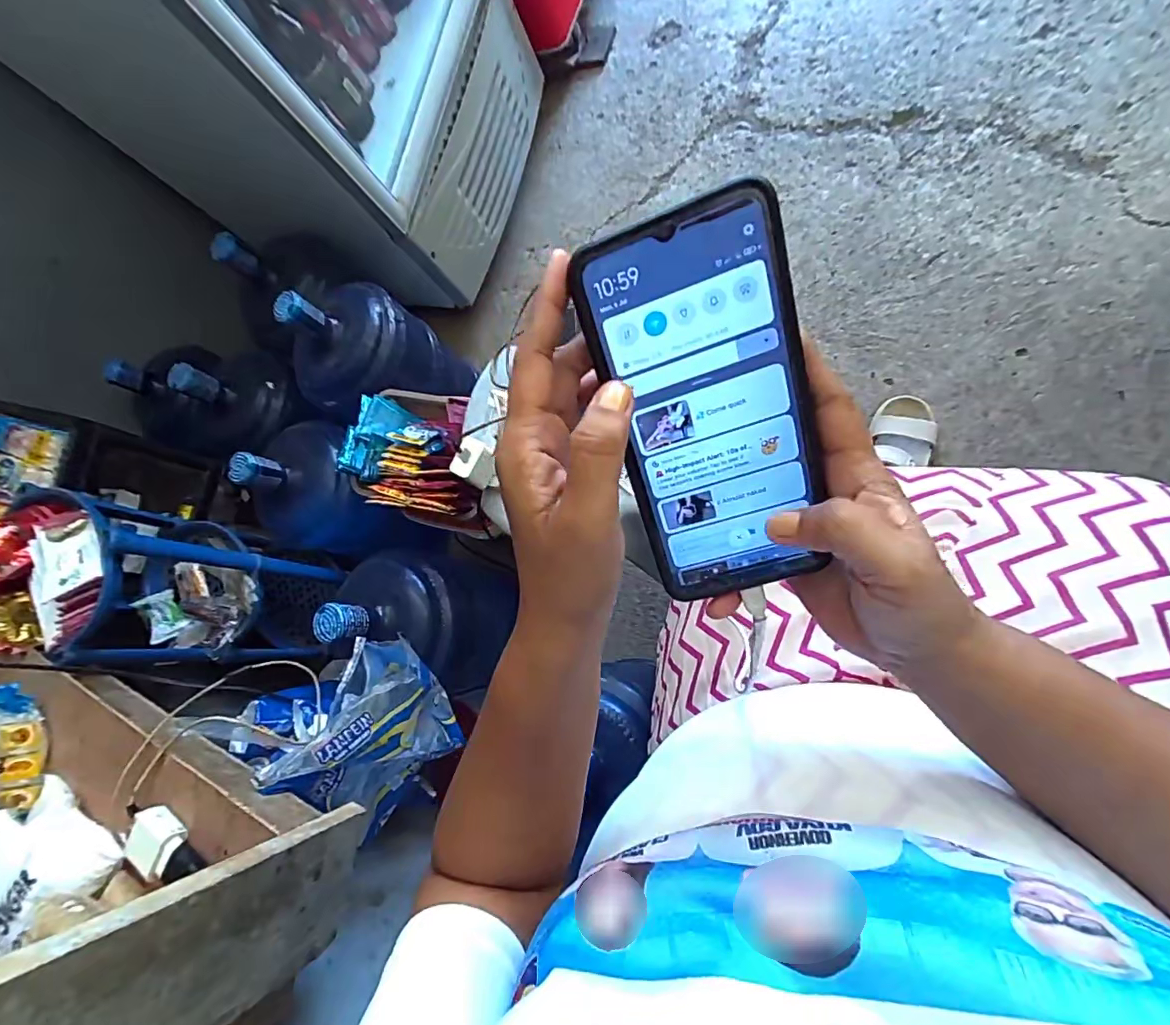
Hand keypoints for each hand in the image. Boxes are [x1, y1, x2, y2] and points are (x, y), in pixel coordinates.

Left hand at [498, 250, 633, 629]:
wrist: (567, 616)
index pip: (531, 362)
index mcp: (526, 444)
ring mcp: (555, 454)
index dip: (545, 310)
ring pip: (576, 393)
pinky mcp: (574, 468)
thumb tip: (616, 388)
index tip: (561, 263)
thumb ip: (599, 449)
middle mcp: (535, 441)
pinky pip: (591, 420)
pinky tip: (640, 390)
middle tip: (627, 300)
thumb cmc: (570, 574)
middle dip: (585, 332)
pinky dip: (612, 400)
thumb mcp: (588, 513)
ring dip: (603, 366)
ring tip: (643, 337)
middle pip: (556, 370)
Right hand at [719, 334, 983, 677]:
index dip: (810, 374)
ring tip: (691, 518)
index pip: (830, 414)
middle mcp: (825, 495)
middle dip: (743, 431)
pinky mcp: (787, 558)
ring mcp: (803, 526)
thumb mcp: (896, 561)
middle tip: (703, 419)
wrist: (915, 650)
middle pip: (775, 449)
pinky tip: (718, 590)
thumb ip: (846, 530)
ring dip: (721, 509)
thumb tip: (779, 520)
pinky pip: (746, 551)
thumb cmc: (923, 601)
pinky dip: (727, 570)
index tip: (782, 341)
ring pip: (752, 501)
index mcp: (857, 480)